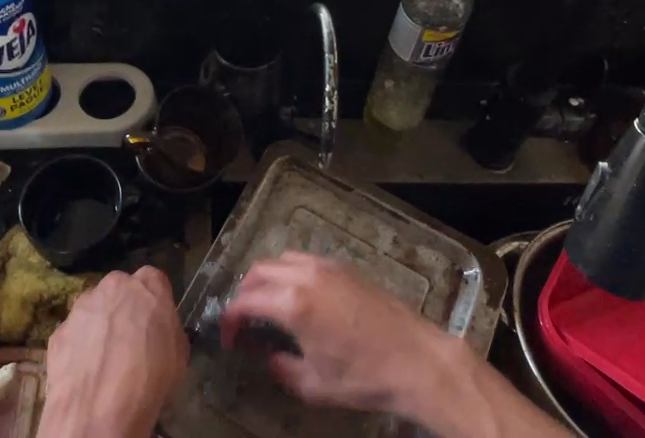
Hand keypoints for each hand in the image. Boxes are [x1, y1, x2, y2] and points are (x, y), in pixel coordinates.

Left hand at [41, 266, 187, 437]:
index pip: (153, 280)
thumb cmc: (150, 378)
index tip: (154, 322)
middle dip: (123, 308)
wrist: (99, 410)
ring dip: (98, 326)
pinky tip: (84, 372)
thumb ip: (168, 329)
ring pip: (93, 309)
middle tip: (128, 339)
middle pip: (119, 289)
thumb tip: (160, 331)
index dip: (153, 301)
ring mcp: (82, 306)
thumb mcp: (179, 353)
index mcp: (148, 285)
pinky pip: (73, 333)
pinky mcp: (59, 330)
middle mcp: (113, 286)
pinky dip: (78, 347)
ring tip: (102, 360)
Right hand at [220, 252, 456, 415]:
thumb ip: (282, 367)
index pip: (246, 301)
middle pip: (260, 270)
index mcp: (293, 304)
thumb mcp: (314, 385)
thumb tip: (268, 357)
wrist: (415, 359)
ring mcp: (327, 267)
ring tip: (267, 304)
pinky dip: (291, 271)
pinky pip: (306, 259)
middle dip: (245, 293)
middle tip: (243, 320)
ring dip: (267, 278)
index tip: (229, 337)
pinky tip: (297, 296)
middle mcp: (306, 276)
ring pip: (283, 259)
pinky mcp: (345, 268)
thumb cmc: (363, 377)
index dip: (230, 319)